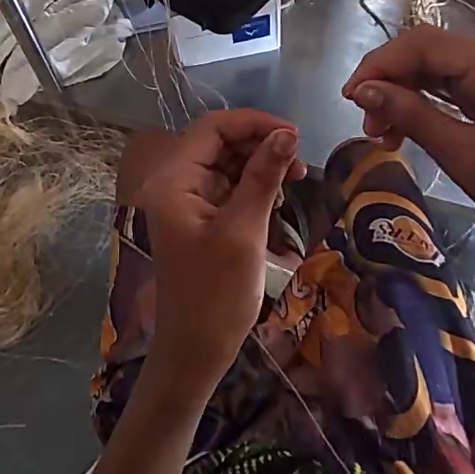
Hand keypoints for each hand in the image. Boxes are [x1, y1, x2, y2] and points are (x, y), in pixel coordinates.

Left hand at [135, 110, 304, 392]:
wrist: (195, 351)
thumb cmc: (216, 295)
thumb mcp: (244, 232)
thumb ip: (263, 178)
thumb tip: (287, 133)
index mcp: (173, 180)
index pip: (212, 127)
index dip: (253, 122)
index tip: (294, 134)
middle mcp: (175, 182)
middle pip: (219, 141)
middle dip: (259, 143)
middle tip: (301, 162)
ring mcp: (187, 200)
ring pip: (227, 162)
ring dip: (261, 163)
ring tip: (297, 178)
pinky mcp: (201, 217)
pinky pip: (229, 186)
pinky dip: (254, 184)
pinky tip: (280, 194)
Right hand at [343, 26, 474, 253]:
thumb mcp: (465, 157)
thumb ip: (411, 115)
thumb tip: (363, 91)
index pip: (424, 45)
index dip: (379, 65)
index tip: (349, 98)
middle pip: (429, 51)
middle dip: (389, 82)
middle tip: (366, 123)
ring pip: (437, 66)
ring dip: (403, 93)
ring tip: (381, 131)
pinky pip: (454, 82)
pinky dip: (425, 100)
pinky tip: (404, 124)